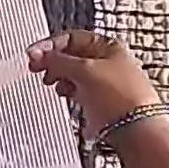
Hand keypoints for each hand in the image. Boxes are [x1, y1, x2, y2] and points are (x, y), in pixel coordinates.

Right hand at [27, 30, 161, 136]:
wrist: (134, 129)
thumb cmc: (121, 97)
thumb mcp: (84, 70)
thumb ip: (58, 60)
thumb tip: (40, 53)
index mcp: (109, 47)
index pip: (72, 38)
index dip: (51, 44)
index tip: (33, 53)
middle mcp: (106, 62)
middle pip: (70, 55)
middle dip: (51, 60)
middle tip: (36, 66)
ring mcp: (102, 81)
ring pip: (71, 72)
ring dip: (58, 75)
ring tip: (50, 81)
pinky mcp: (97, 99)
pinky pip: (75, 89)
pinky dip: (66, 89)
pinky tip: (63, 92)